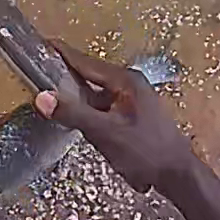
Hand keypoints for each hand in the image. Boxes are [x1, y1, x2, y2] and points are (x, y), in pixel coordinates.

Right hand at [33, 39, 202, 197]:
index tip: (44, 43)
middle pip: (91, 76)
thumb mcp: (105, 132)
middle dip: (67, 75)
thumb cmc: (145, 151)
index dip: (63, 53)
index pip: (87, 62)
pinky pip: (105, 106)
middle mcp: (131, 84)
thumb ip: (73, 114)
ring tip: (54, 98)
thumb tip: (42, 97)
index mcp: (125, 80)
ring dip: (78, 97)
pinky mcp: (134, 115)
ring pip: (97, 93)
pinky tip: (79, 121)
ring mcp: (134, 99)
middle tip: (41, 72)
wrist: (179, 175)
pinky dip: (90, 110)